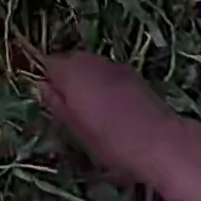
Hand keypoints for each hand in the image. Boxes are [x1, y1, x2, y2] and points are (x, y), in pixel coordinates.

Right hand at [42, 51, 200, 200]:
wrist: (160, 141)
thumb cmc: (112, 140)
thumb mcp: (77, 128)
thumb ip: (57, 103)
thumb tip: (40, 86)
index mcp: (71, 69)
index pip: (48, 62)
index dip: (48, 79)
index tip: (50, 96)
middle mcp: (90, 58)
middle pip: (69, 61)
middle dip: (67, 78)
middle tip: (70, 107)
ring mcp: (112, 63)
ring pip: (89, 65)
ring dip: (87, 80)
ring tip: (93, 110)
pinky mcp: (130, 72)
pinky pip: (107, 71)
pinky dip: (104, 82)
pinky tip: (113, 107)